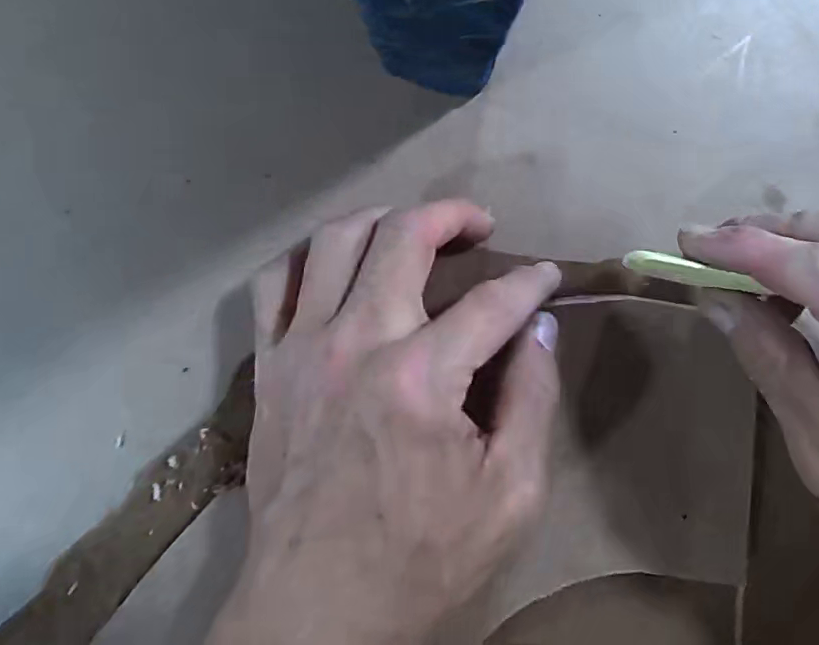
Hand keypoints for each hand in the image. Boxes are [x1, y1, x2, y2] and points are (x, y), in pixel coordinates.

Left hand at [210, 201, 563, 644]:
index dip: (531, 282)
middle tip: (482, 225)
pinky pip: (274, 282)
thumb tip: (539, 324)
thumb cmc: (423, 559)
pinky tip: (342, 265)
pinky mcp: (269, 368)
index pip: (493, 300)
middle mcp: (357, 344)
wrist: (312, 622)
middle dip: (455, 215)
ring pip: (336, 239)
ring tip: (415, 230)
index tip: (548, 277)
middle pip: (405, 234)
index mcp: (422, 378)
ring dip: (385, 219)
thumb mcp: (512, 492)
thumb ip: (533, 396)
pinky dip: (311, 257)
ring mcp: (303, 350)